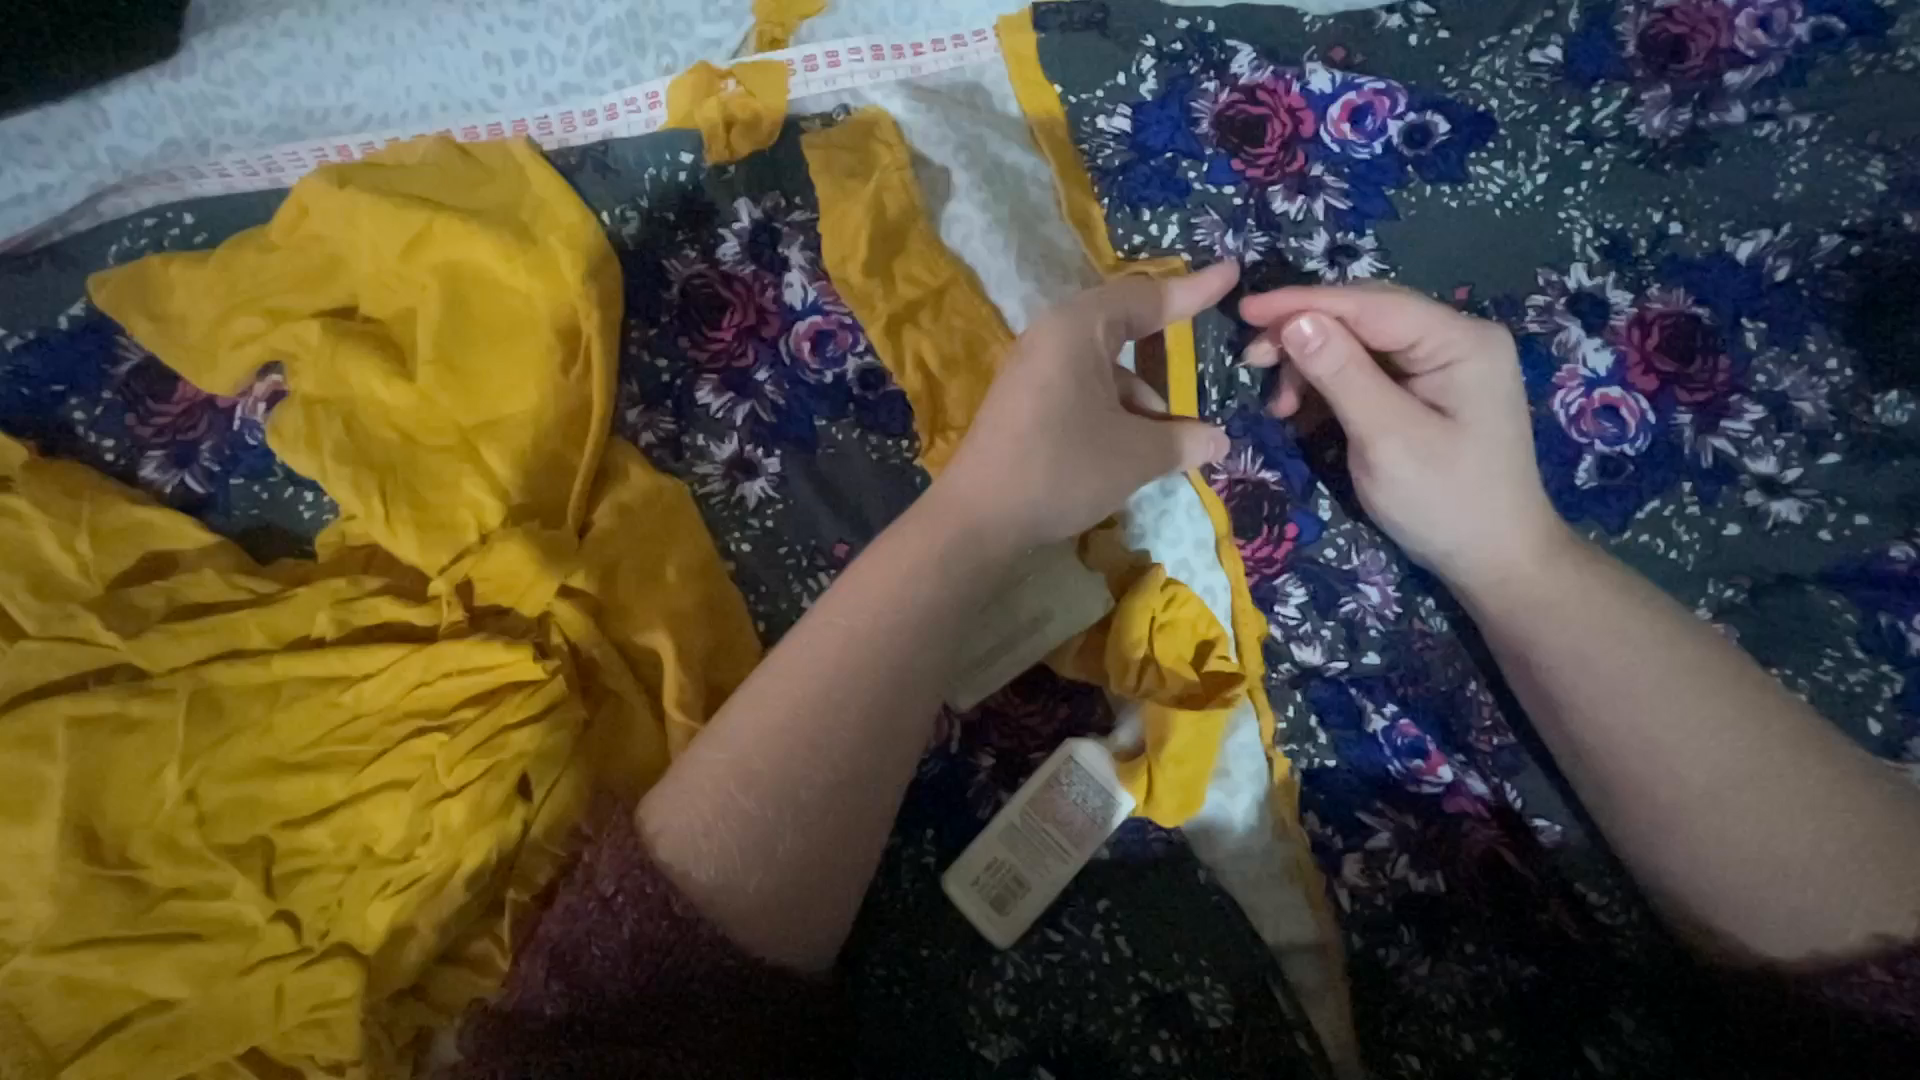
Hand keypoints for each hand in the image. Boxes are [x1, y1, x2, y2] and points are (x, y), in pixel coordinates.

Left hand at [936, 262, 1238, 548]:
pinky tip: (1129, 452)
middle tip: (1207, 365)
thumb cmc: (1062, 469)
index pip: (1146, 297)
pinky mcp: (1022, 403)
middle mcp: (1051, 338)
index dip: (1193, 291)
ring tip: (1171, 441)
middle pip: (1123, 331)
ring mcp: (1032, 371)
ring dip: (1140, 400)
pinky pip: (1080, 392)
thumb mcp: (1136, 455)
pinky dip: (1110, 413)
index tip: (1231, 274)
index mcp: (1078, 328)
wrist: (978, 518)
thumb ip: (1183, 440)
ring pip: (1103, 371)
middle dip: (1166, 355)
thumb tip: (1219, 441)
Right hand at [1239, 282, 1572, 590]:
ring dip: (1310, 366)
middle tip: (1251, 362)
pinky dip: (1326, 386)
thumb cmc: (1444, 501)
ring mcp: (1439, 366)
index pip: (1369, 304)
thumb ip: (1342, 375)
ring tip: (1280, 407)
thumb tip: (1296, 322)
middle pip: (1363, 317)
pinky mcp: (1423, 391)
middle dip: (1302, 334)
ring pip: (1358, 344)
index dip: (1302, 304)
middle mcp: (1452, 340)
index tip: (1245, 310)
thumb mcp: (1386, 438)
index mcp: (1459, 341)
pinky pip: (1364, 372)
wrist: (1492, 557)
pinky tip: (1302, 412)